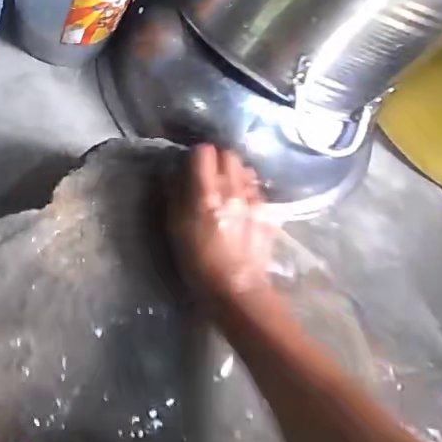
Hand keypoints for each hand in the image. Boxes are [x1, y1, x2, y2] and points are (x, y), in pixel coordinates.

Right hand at [165, 144, 276, 302]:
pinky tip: (238, 204)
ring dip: (232, 172)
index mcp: (206, 194)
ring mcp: (255, 201)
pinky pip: (256, 188)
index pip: (205, 152)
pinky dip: (245, 188)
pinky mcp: (268, 213)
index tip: (188, 164)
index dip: (195, 154)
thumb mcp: (174, 226)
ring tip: (223, 187)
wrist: (237, 289)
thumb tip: (172, 171)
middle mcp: (233, 191)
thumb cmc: (196, 260)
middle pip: (228, 154)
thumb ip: (174, 193)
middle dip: (216, 159)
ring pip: (245, 168)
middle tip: (205, 173)